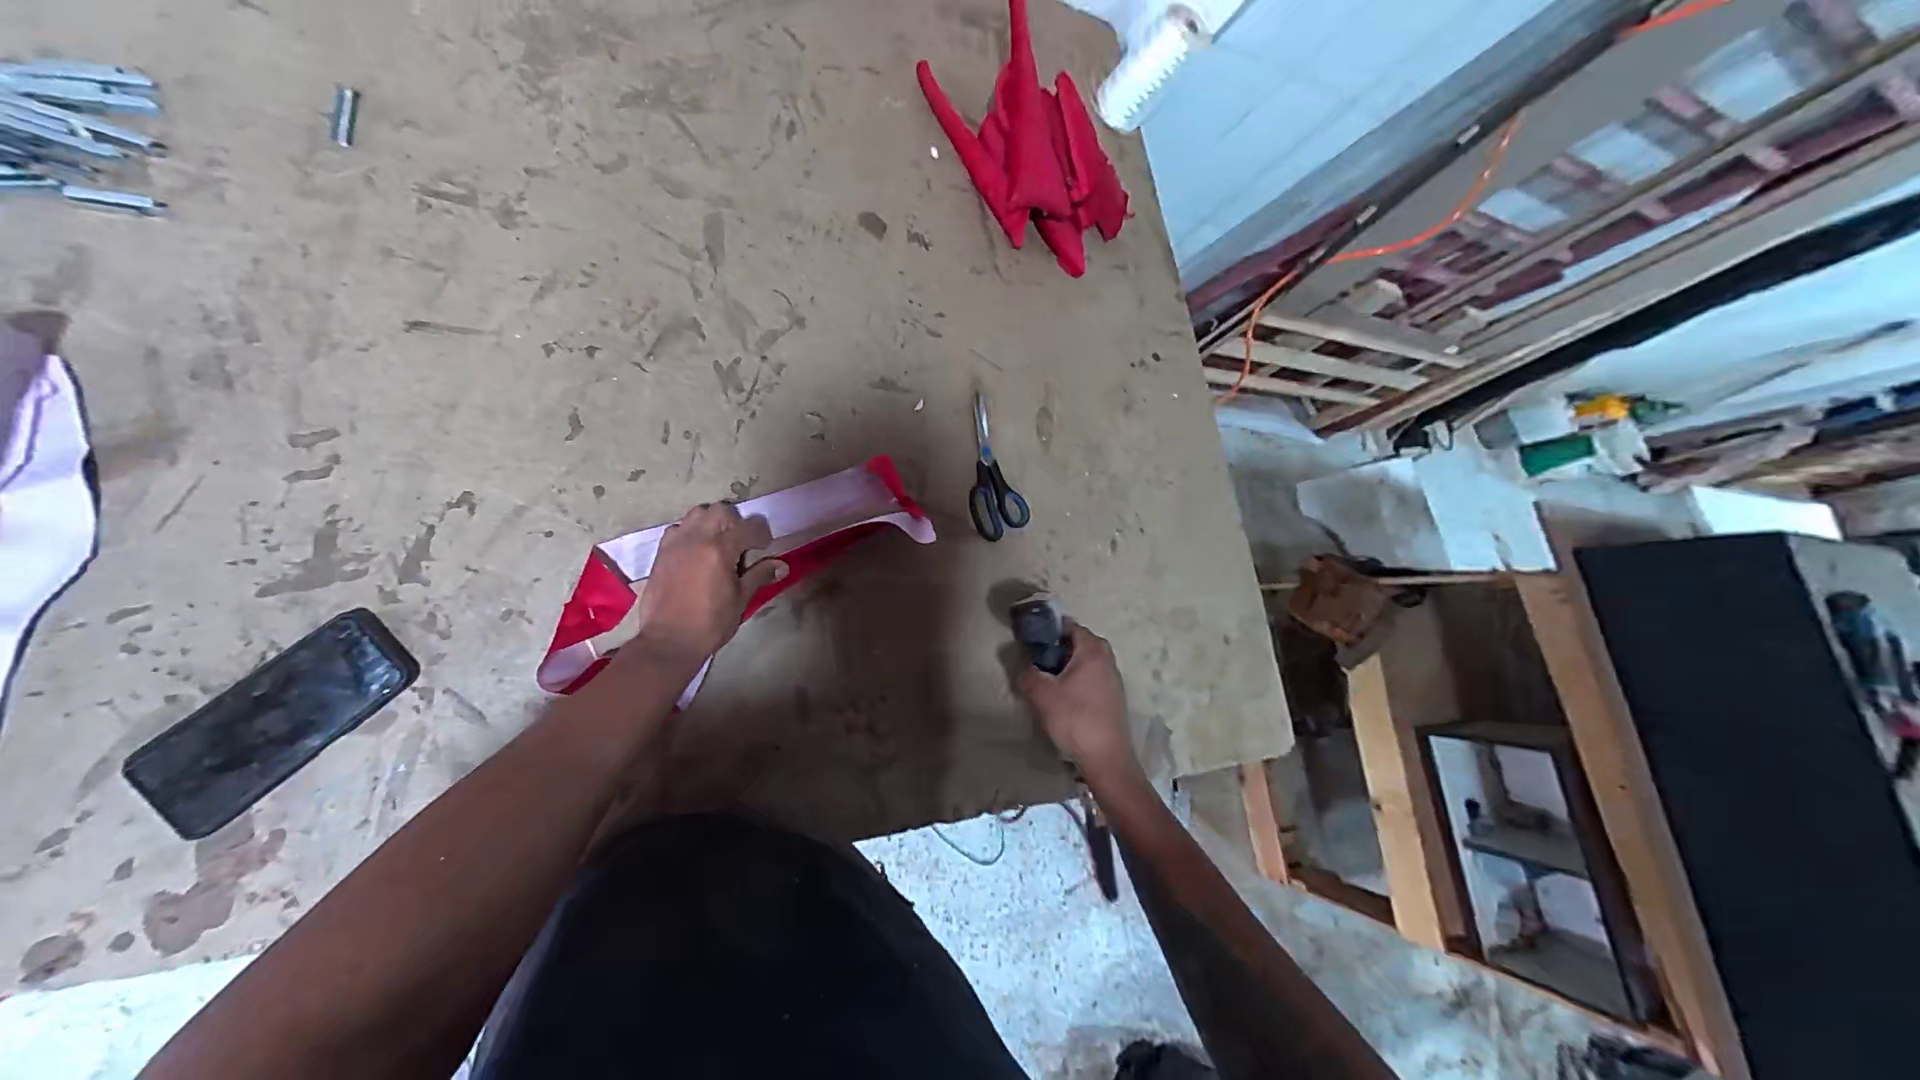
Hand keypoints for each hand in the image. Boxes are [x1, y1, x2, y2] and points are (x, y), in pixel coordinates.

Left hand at [628, 502, 787, 667]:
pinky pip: (678, 529)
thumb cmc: (711, 623)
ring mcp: (675, 543)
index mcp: (720, 549)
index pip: (748, 528)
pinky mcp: (661, 553)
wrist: (669, 640)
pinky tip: (696, 552)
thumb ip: (759, 575)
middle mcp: (696, 538)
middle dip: (734, 522)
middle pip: (719, 511)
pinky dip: (690, 532)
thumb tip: (782, 566)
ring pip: (696, 514)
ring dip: (711, 522)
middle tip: (740, 543)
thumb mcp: (741, 599)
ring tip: (717, 543)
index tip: (764, 547)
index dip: (761, 535)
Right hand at [1019, 623, 1140, 785]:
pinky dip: (1078, 677)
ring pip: (1088, 660)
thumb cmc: (1075, 719)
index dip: (1052, 628)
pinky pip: (1093, 676)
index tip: (1034, 636)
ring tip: (1049, 675)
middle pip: (1081, 642)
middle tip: (1040, 655)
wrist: (1106, 757)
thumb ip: (1029, 675)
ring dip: (1069, 663)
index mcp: (1093, 652)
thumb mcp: (1042, 696)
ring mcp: (1113, 679)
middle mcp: (1107, 660)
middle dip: (1060, 645)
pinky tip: (1064, 693)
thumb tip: (1025, 667)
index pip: (1072, 626)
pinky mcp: (1113, 697)